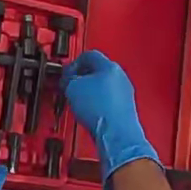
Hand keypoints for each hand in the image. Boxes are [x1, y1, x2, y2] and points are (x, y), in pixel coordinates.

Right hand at [61, 50, 159, 180]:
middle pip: (97, 70)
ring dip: (89, 92)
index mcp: (110, 66)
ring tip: (77, 102)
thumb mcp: (72, 88)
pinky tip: (89, 113)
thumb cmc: (100, 110)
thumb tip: (67, 79)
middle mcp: (120, 77)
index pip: (89, 55)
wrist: (115, 134)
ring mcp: (124, 93)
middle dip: (81, 78)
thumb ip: (68, 79)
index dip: (74, 63)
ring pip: (103, 86)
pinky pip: (107, 101)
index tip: (66, 73)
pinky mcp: (124, 108)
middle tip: (70, 86)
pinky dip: (97, 104)